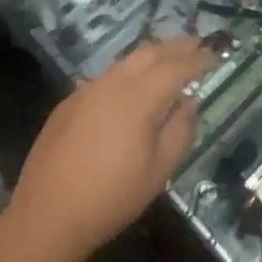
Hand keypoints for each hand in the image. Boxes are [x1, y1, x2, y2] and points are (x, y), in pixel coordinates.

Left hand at [5, 36, 211, 261]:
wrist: (46, 217)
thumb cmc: (111, 198)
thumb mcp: (159, 171)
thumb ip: (180, 130)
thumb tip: (189, 101)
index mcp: (137, 98)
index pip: (175, 67)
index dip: (197, 59)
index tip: (215, 55)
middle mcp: (111, 84)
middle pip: (148, 53)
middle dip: (175, 46)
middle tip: (196, 43)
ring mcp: (85, 91)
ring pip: (125, 62)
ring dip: (151, 56)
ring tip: (169, 59)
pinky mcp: (68, 104)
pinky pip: (106, 78)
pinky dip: (127, 73)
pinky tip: (132, 87)